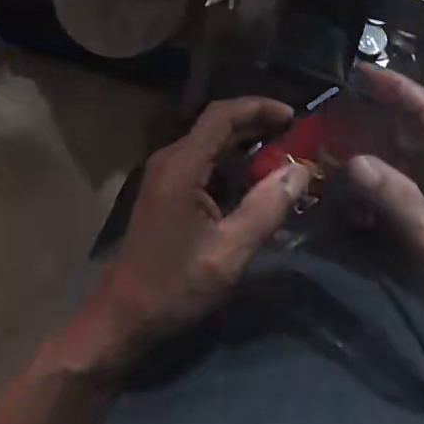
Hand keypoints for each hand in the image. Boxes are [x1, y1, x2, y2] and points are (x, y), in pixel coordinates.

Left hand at [79, 97, 310, 361]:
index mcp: (182, 166)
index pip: (222, 115)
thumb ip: (266, 208)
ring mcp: (165, 172)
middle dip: (257, 124)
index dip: (258, 107)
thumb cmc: (175, 286)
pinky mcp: (165, 187)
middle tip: (296, 136)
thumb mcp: (229, 253)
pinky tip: (254, 177)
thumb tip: (300, 170)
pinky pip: (203, 159)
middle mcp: (170, 158)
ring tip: (283, 153)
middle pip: (217, 124)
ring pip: (210, 141)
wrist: (123, 316)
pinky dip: (231, 160)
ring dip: (245, 142)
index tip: (293, 116)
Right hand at [345, 64, 423, 344]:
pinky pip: (408, 171)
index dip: (395, 88)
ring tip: (340, 126)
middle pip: (417, 123)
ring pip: (410, 145)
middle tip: (339, 98)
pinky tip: (357, 164)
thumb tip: (354, 161)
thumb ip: (396, 198)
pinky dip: (382, 164)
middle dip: (379, 107)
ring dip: (376, 135)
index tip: (361, 71)